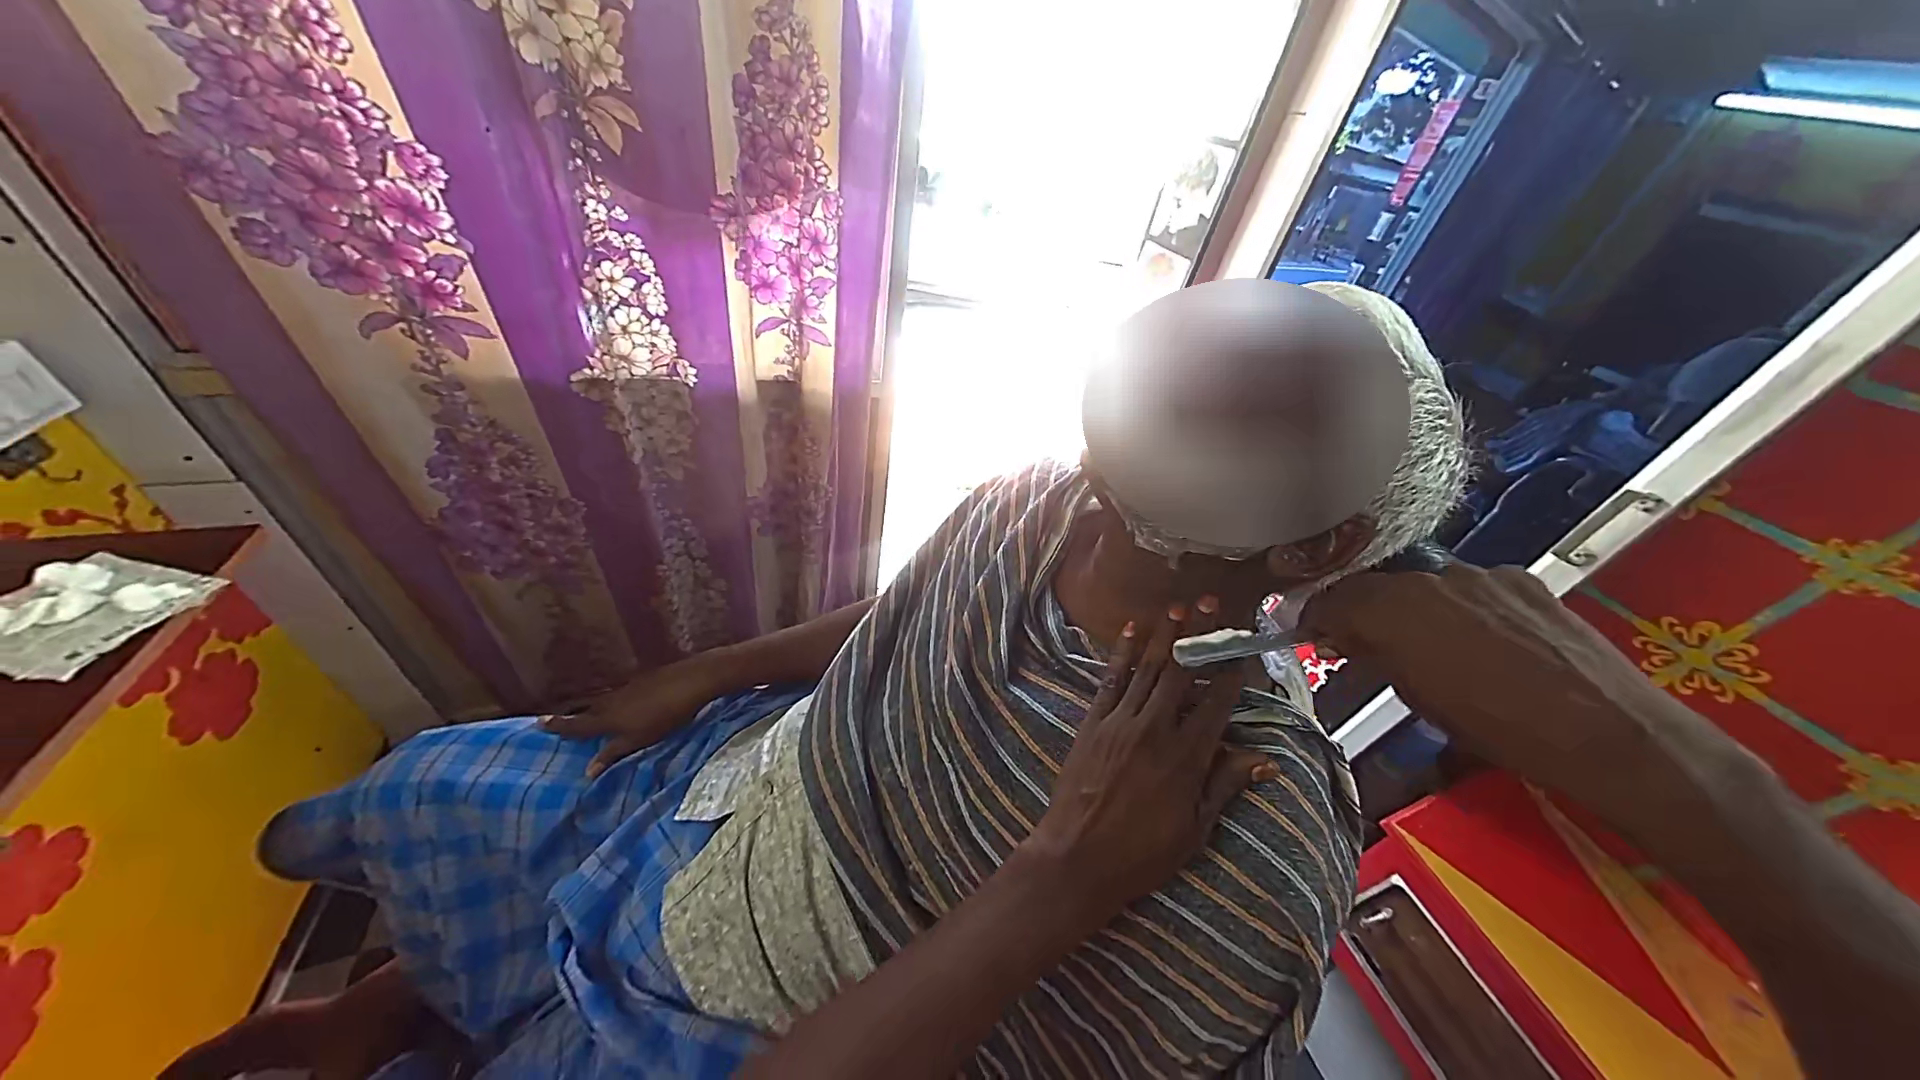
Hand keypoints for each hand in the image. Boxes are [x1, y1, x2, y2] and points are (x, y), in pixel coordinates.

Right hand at [542, 653, 727, 776]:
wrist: (690, 681)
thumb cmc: (665, 715)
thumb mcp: (638, 740)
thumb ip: (613, 753)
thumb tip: (587, 772)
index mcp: (606, 718)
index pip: (576, 725)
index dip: (558, 725)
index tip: (538, 722)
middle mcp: (610, 701)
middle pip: (584, 707)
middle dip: (568, 711)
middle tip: (552, 714)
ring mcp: (626, 688)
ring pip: (600, 698)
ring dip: (588, 703)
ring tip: (580, 708)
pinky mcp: (642, 680)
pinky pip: (617, 691)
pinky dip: (609, 698)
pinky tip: (616, 700)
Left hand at [1021, 599, 1275, 929]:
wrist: (1077, 857)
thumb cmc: (1141, 853)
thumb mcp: (1194, 829)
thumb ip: (1225, 786)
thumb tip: (1266, 760)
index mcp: (1186, 757)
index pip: (1216, 704)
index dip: (1230, 672)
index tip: (1240, 646)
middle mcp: (1154, 730)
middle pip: (1181, 673)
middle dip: (1196, 635)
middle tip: (1208, 602)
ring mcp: (1120, 722)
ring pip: (1147, 670)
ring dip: (1162, 635)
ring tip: (1176, 607)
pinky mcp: (1093, 723)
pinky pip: (1110, 681)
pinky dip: (1121, 654)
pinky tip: (1130, 631)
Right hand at [1299, 563, 1705, 820]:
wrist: (1607, 732)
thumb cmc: (1497, 728)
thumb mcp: (1415, 699)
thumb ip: (1372, 658)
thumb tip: (1346, 642)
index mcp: (1391, 608)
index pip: (1333, 599)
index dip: (1318, 618)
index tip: (1315, 637)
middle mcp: (1429, 578)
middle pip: (1376, 587)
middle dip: (1364, 613)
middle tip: (1364, 645)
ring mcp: (1479, 575)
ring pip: (1424, 585)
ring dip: (1413, 610)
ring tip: (1429, 647)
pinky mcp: (1521, 580)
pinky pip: (1471, 588)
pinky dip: (1461, 608)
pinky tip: (1481, 641)